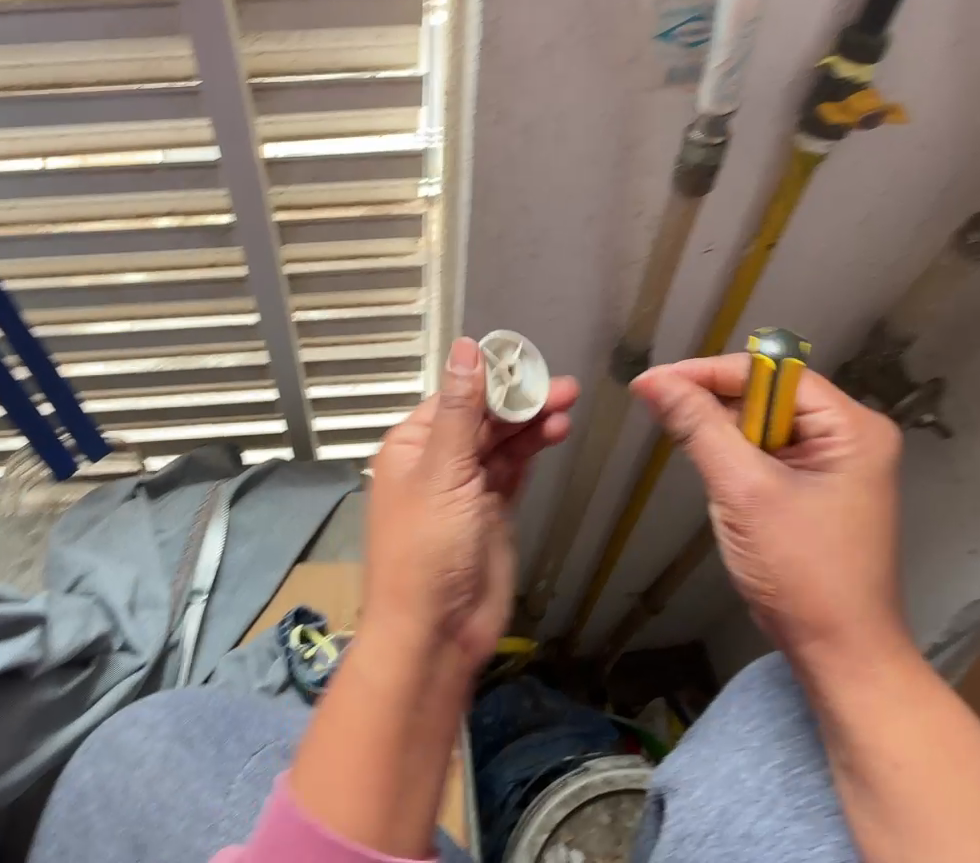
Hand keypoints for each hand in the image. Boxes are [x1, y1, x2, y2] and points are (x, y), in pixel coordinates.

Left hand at [364, 337, 577, 670]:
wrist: (437, 630)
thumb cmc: (427, 546)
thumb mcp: (443, 470)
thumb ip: (459, 409)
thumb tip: (465, 347)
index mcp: (411, 446)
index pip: (453, 397)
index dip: (490, 379)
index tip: (528, 362)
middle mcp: (435, 462)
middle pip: (481, 418)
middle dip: (519, 402)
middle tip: (565, 387)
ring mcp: (465, 488)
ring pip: (500, 444)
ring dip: (531, 425)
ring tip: (568, 407)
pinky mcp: (490, 512)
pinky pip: (511, 471)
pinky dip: (531, 453)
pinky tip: (553, 434)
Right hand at [630, 353, 907, 658]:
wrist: (838, 652)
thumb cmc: (801, 570)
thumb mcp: (743, 490)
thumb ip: (698, 427)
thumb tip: (651, 381)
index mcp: (852, 427)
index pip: (772, 372)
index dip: (709, 373)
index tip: (652, 383)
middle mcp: (848, 436)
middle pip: (766, 394)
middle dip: (713, 402)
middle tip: (659, 410)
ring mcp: (833, 464)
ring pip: (760, 423)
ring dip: (719, 431)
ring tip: (678, 438)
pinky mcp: (813, 488)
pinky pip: (764, 453)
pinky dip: (731, 456)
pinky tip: (708, 468)